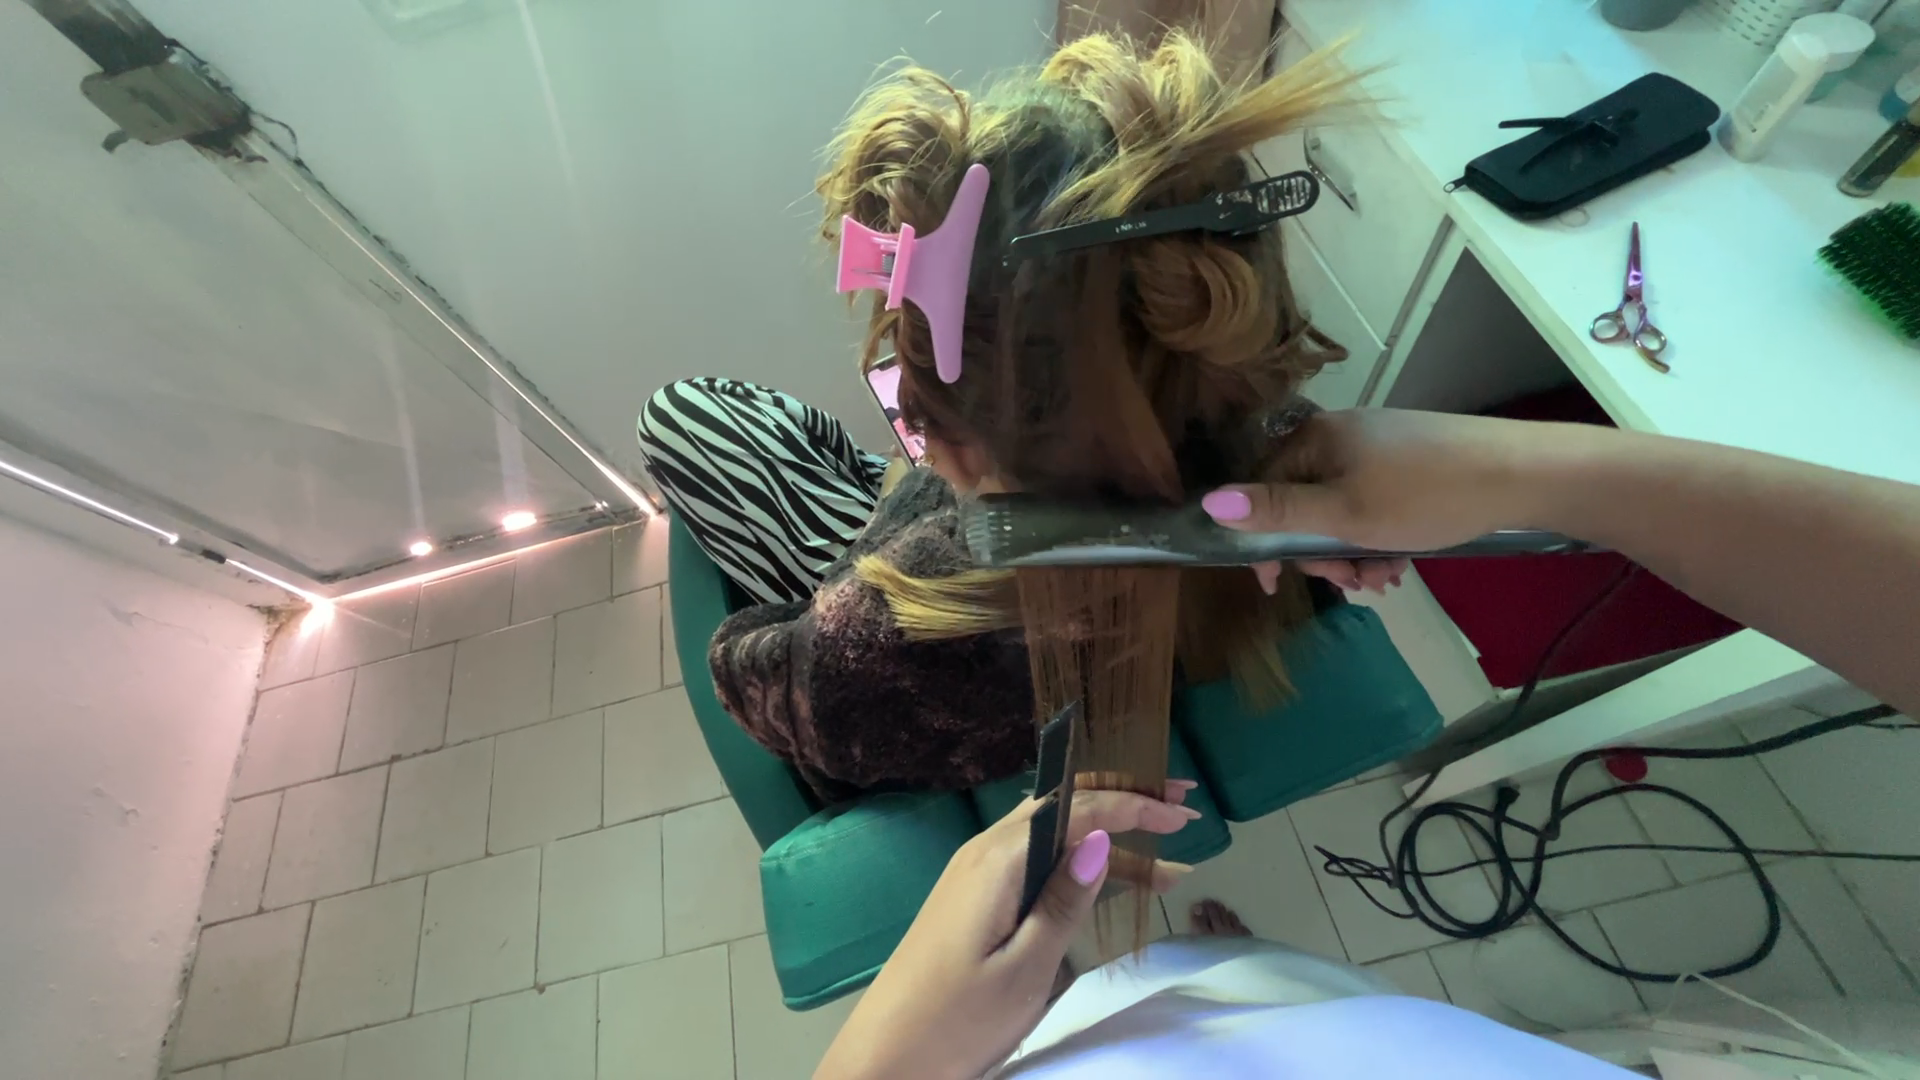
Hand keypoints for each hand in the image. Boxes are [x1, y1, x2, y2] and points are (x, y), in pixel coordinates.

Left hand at [814, 783, 1198, 1079]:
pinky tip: (1108, 882)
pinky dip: (1076, 866)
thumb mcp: (1025, 967)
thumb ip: (1064, 900)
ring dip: (1107, 841)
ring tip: (1168, 864)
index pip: (1076, 807)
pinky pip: (1036, 861)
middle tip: (1179, 806)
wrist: (885, 1054)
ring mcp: (980, 869)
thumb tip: (1101, 837)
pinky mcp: (976, 893)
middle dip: (1124, 803)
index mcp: (1001, 857)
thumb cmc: (957, 1016)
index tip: (1180, 812)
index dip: (1132, 804)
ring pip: (1054, 835)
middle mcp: (988, 848)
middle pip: (1066, 806)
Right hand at [1210, 409, 1545, 557]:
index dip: (1262, 541)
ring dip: (1351, 551)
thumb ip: (1274, 511)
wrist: (1528, 473)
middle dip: (1320, 552)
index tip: (1274, 584)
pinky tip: (1399, 561)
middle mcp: (1336, 436)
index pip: (1261, 491)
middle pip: (1301, 503)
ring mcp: (1373, 446)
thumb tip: (1207, 503)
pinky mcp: (1405, 459)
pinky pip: (1368, 502)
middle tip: (1351, 583)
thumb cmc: (1425, 494)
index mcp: (1313, 439)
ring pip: (1337, 509)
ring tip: (1383, 579)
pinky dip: (1376, 535)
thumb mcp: (1343, 514)